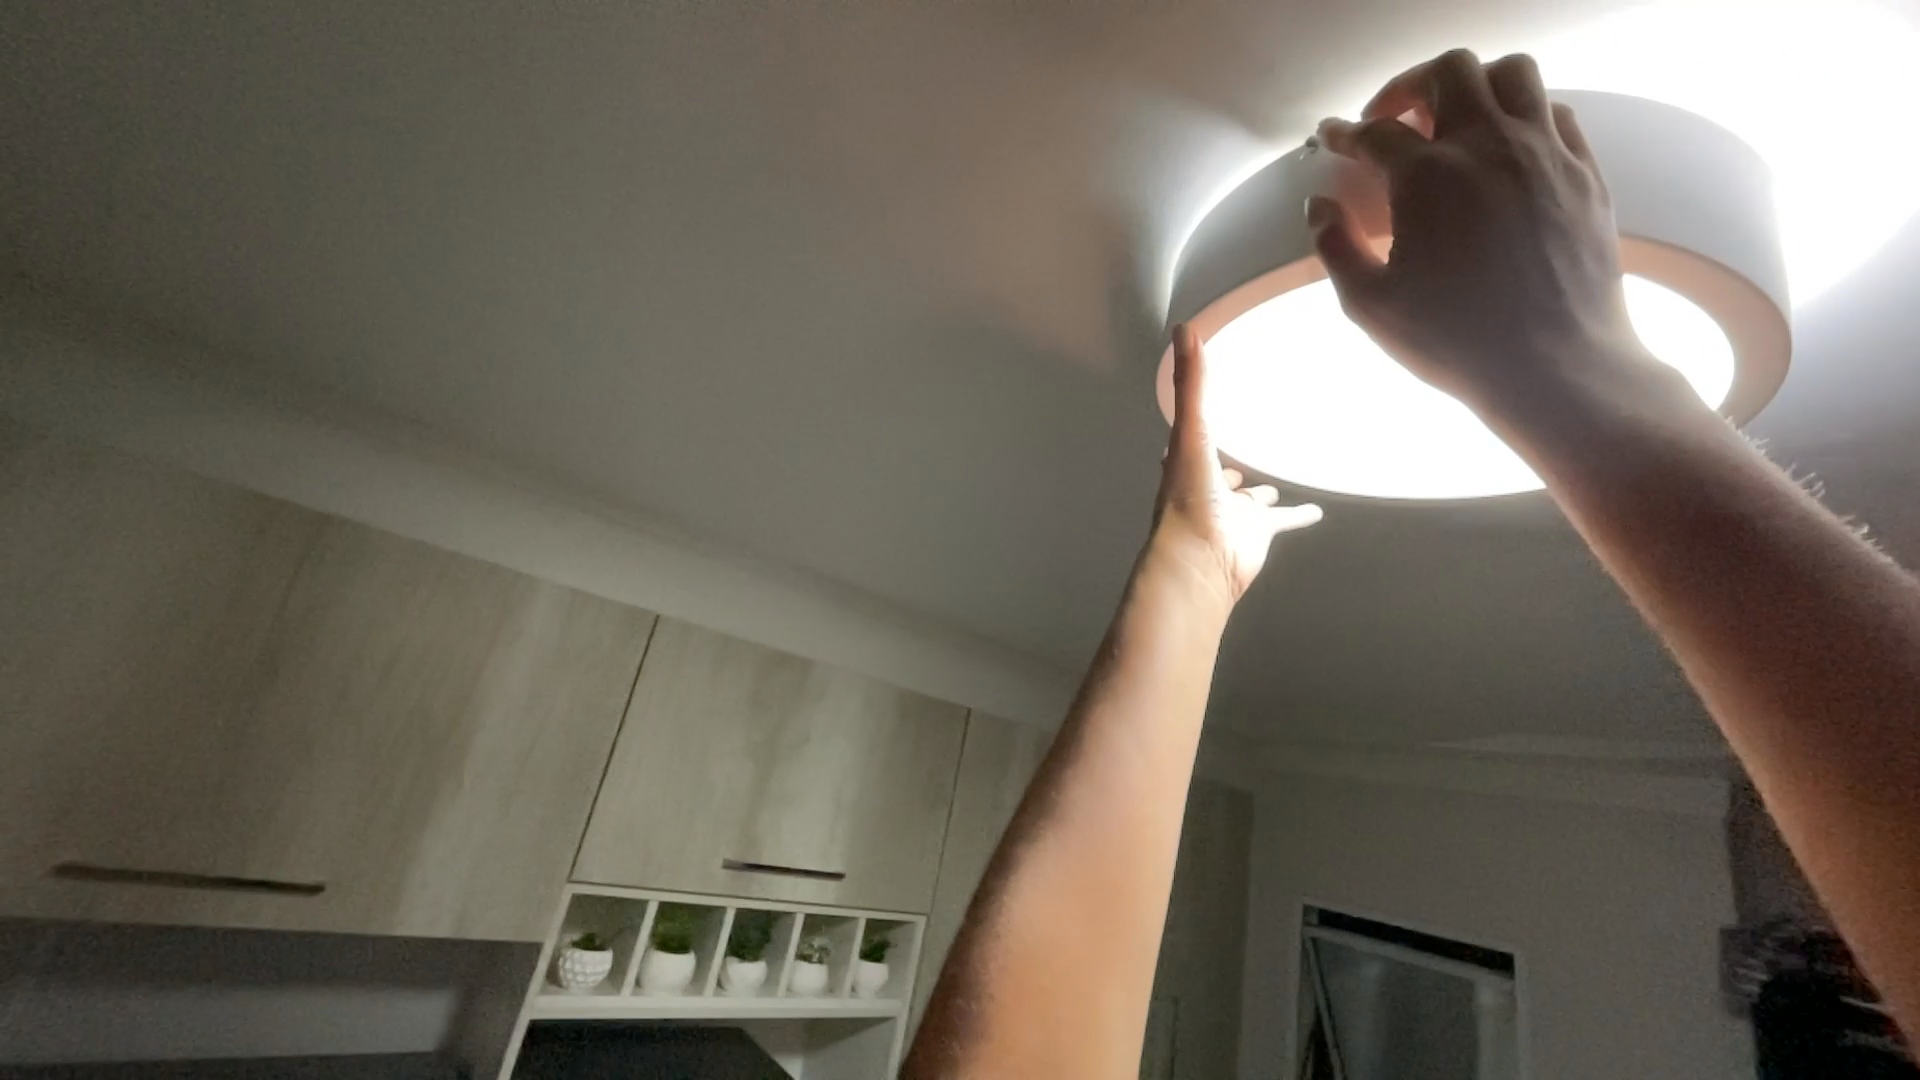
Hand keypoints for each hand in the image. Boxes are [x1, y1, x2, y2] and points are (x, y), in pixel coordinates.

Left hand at [1149, 325, 1321, 604]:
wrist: (1202, 557)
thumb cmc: (1190, 494)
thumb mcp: (1192, 430)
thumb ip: (1193, 383)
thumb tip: (1185, 328)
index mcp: (1185, 464)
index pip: (1187, 439)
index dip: (1191, 424)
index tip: (1198, 408)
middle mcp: (1206, 487)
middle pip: (1216, 470)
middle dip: (1224, 460)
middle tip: (1238, 447)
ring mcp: (1232, 512)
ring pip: (1247, 499)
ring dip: (1255, 493)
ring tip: (1267, 483)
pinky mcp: (1258, 533)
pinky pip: (1282, 522)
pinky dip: (1296, 516)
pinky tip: (1316, 512)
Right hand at [1309, 50, 1654, 412]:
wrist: (1552, 363)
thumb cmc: (1451, 339)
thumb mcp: (1368, 304)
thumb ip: (1335, 247)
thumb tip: (1317, 207)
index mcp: (1429, 178)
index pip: (1376, 133)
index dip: (1345, 133)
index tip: (1331, 137)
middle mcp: (1490, 147)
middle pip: (1449, 72)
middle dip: (1409, 86)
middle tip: (1388, 119)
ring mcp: (1545, 153)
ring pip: (1511, 74)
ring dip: (1470, 87)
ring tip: (1447, 124)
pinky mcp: (1583, 170)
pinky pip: (1553, 111)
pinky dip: (1518, 115)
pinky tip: (1499, 152)